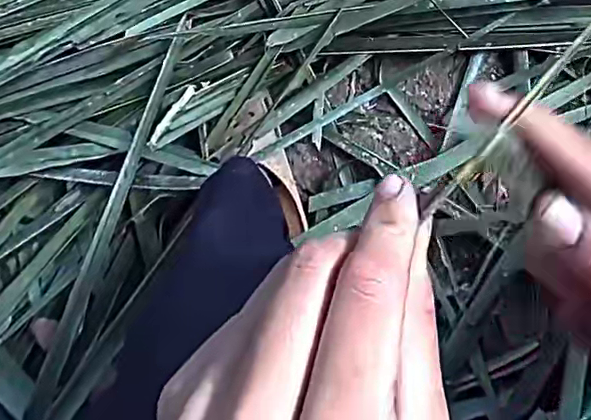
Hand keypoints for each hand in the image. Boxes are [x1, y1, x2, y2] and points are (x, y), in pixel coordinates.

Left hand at [158, 174, 447, 419]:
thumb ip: (413, 347)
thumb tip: (412, 249)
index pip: (362, 301)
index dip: (387, 234)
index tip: (401, 193)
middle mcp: (250, 418)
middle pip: (308, 275)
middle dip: (352, 243)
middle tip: (381, 245)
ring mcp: (200, 408)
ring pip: (272, 281)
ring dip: (318, 270)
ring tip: (346, 300)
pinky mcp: (177, 398)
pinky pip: (241, 311)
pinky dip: (281, 302)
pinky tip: (301, 334)